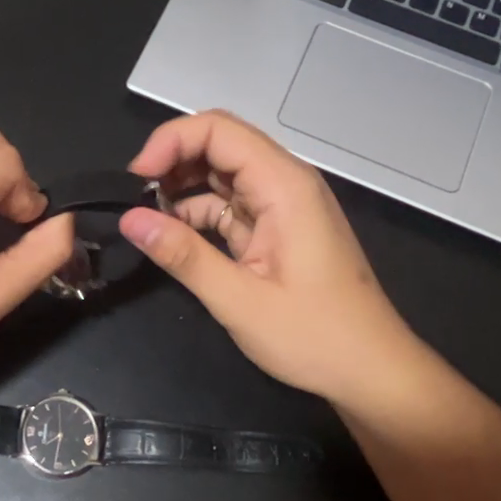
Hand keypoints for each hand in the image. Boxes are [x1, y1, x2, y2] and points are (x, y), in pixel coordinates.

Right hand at [119, 111, 418, 405]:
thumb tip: (129, 220)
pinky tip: (173, 238)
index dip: (170, 142)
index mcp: (284, 186)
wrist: (371, 370)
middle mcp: (285, 183)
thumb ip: (183, 255)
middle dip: (171, 162)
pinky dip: (198, 214)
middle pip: (220, 144)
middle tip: (134, 199)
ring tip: (147, 221)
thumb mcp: (239, 300)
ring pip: (222, 174)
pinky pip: (230, 205)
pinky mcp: (277, 229)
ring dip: (182, 189)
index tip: (135, 180)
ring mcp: (282, 206)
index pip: (218, 130)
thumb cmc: (314, 337)